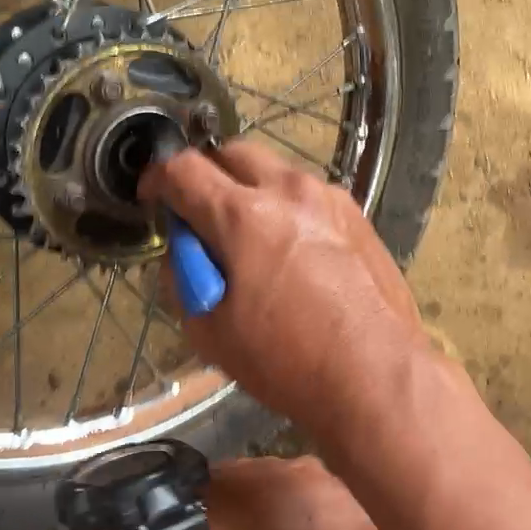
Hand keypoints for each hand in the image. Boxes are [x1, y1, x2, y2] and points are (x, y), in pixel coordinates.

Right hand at [139, 141, 431, 438]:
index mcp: (243, 216)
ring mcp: (330, 199)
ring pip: (275, 172)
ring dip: (251, 192)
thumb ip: (183, 277)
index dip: (157, 179)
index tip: (153, 197)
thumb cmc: (287, 362)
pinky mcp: (358, 216)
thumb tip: (184, 250)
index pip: (183, 170)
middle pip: (232, 153)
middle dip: (207, 177)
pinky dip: (288, 209)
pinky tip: (293, 254)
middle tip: (201, 218)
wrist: (377, 375)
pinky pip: (308, 196)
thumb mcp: (210, 330)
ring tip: (251, 241)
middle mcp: (289, 191)